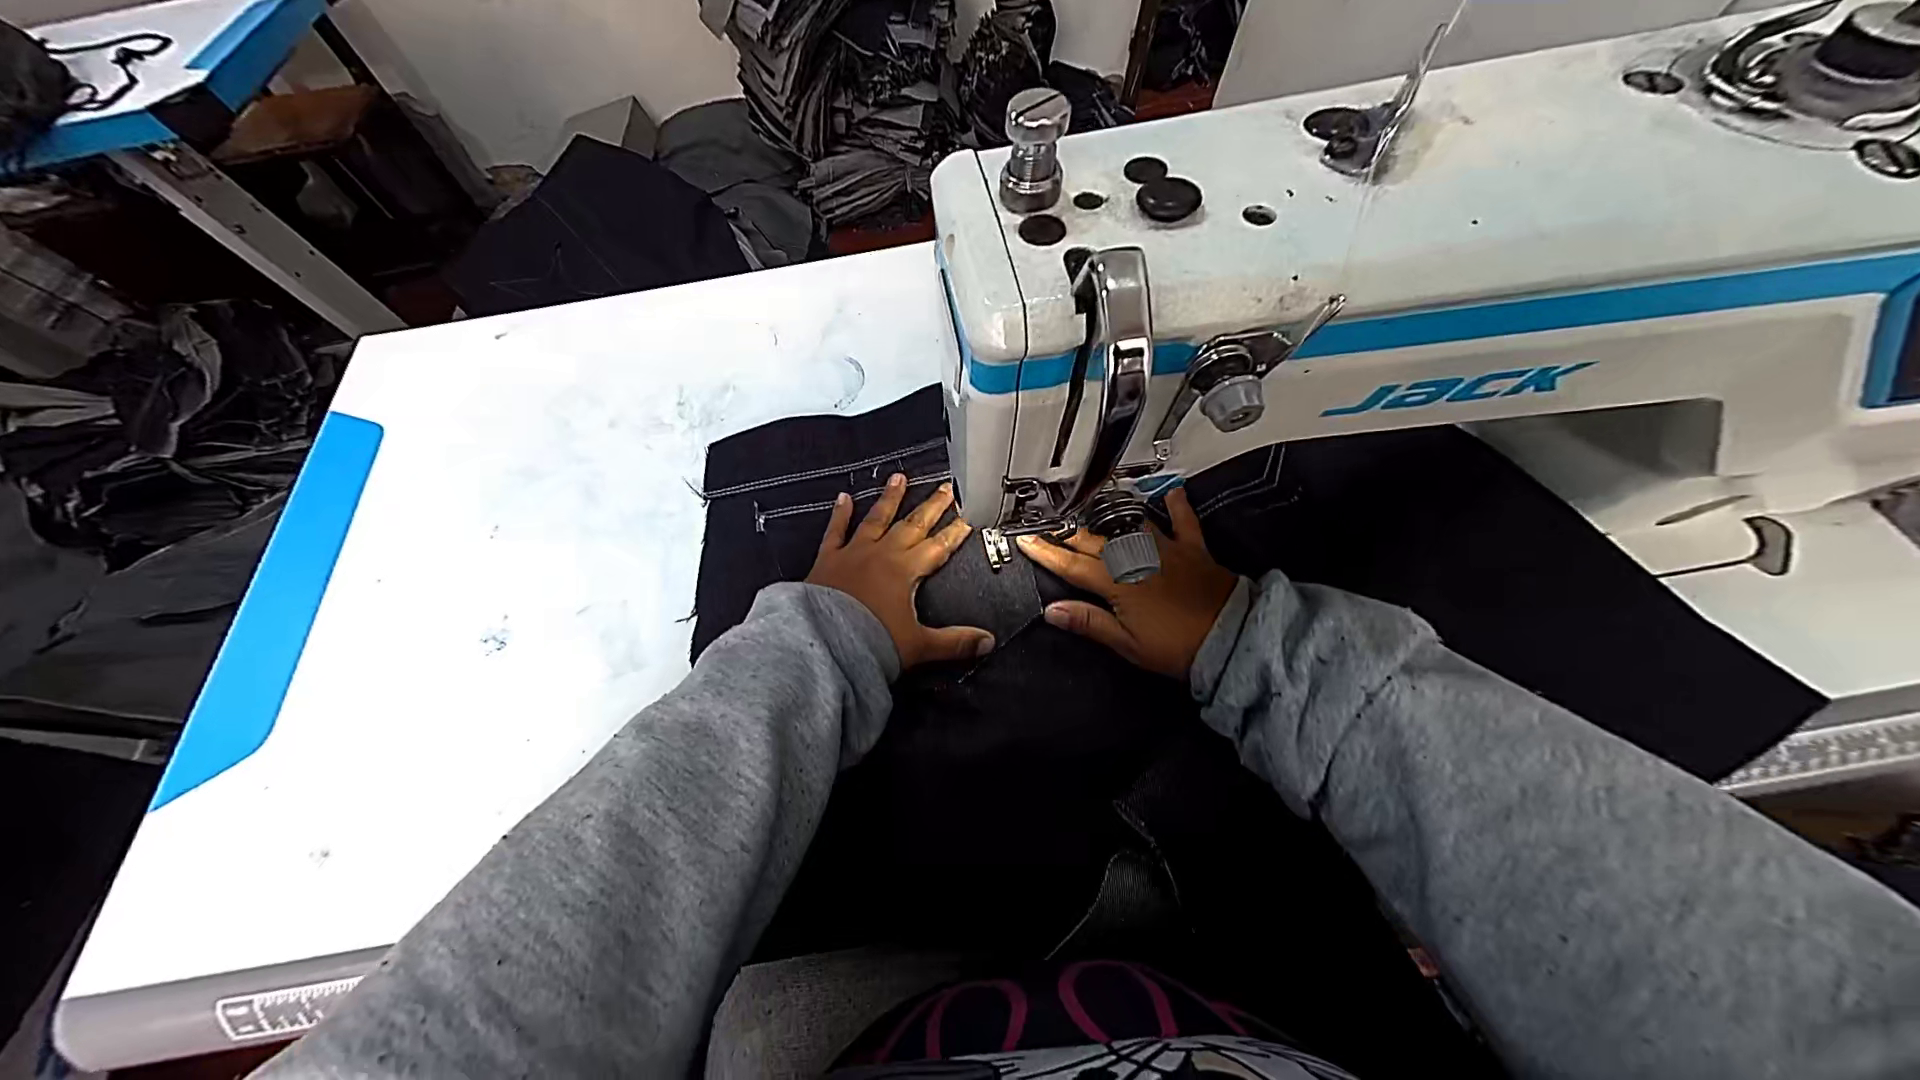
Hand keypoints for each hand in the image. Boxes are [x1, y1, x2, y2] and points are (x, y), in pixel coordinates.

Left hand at [807, 474, 995, 668]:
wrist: (823, 642)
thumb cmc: (869, 642)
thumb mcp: (919, 645)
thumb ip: (954, 642)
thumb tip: (986, 642)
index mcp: (905, 571)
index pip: (939, 546)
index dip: (955, 532)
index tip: (967, 518)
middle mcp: (881, 555)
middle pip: (913, 524)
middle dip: (931, 506)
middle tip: (944, 488)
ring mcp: (854, 553)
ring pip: (876, 519)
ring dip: (890, 498)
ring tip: (899, 478)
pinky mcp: (828, 560)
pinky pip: (836, 531)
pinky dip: (840, 514)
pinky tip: (843, 498)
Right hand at [1016, 486, 1238, 678]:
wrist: (1231, 637)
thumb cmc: (1180, 645)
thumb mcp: (1127, 643)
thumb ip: (1088, 622)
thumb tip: (1053, 610)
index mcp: (1118, 582)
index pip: (1071, 565)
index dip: (1046, 553)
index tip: (1025, 541)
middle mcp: (1137, 558)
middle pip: (1093, 542)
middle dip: (1067, 536)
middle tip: (1048, 530)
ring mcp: (1164, 550)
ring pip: (1127, 527)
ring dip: (1106, 522)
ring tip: (1089, 517)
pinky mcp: (1192, 550)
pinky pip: (1182, 521)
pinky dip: (1175, 506)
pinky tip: (1170, 492)